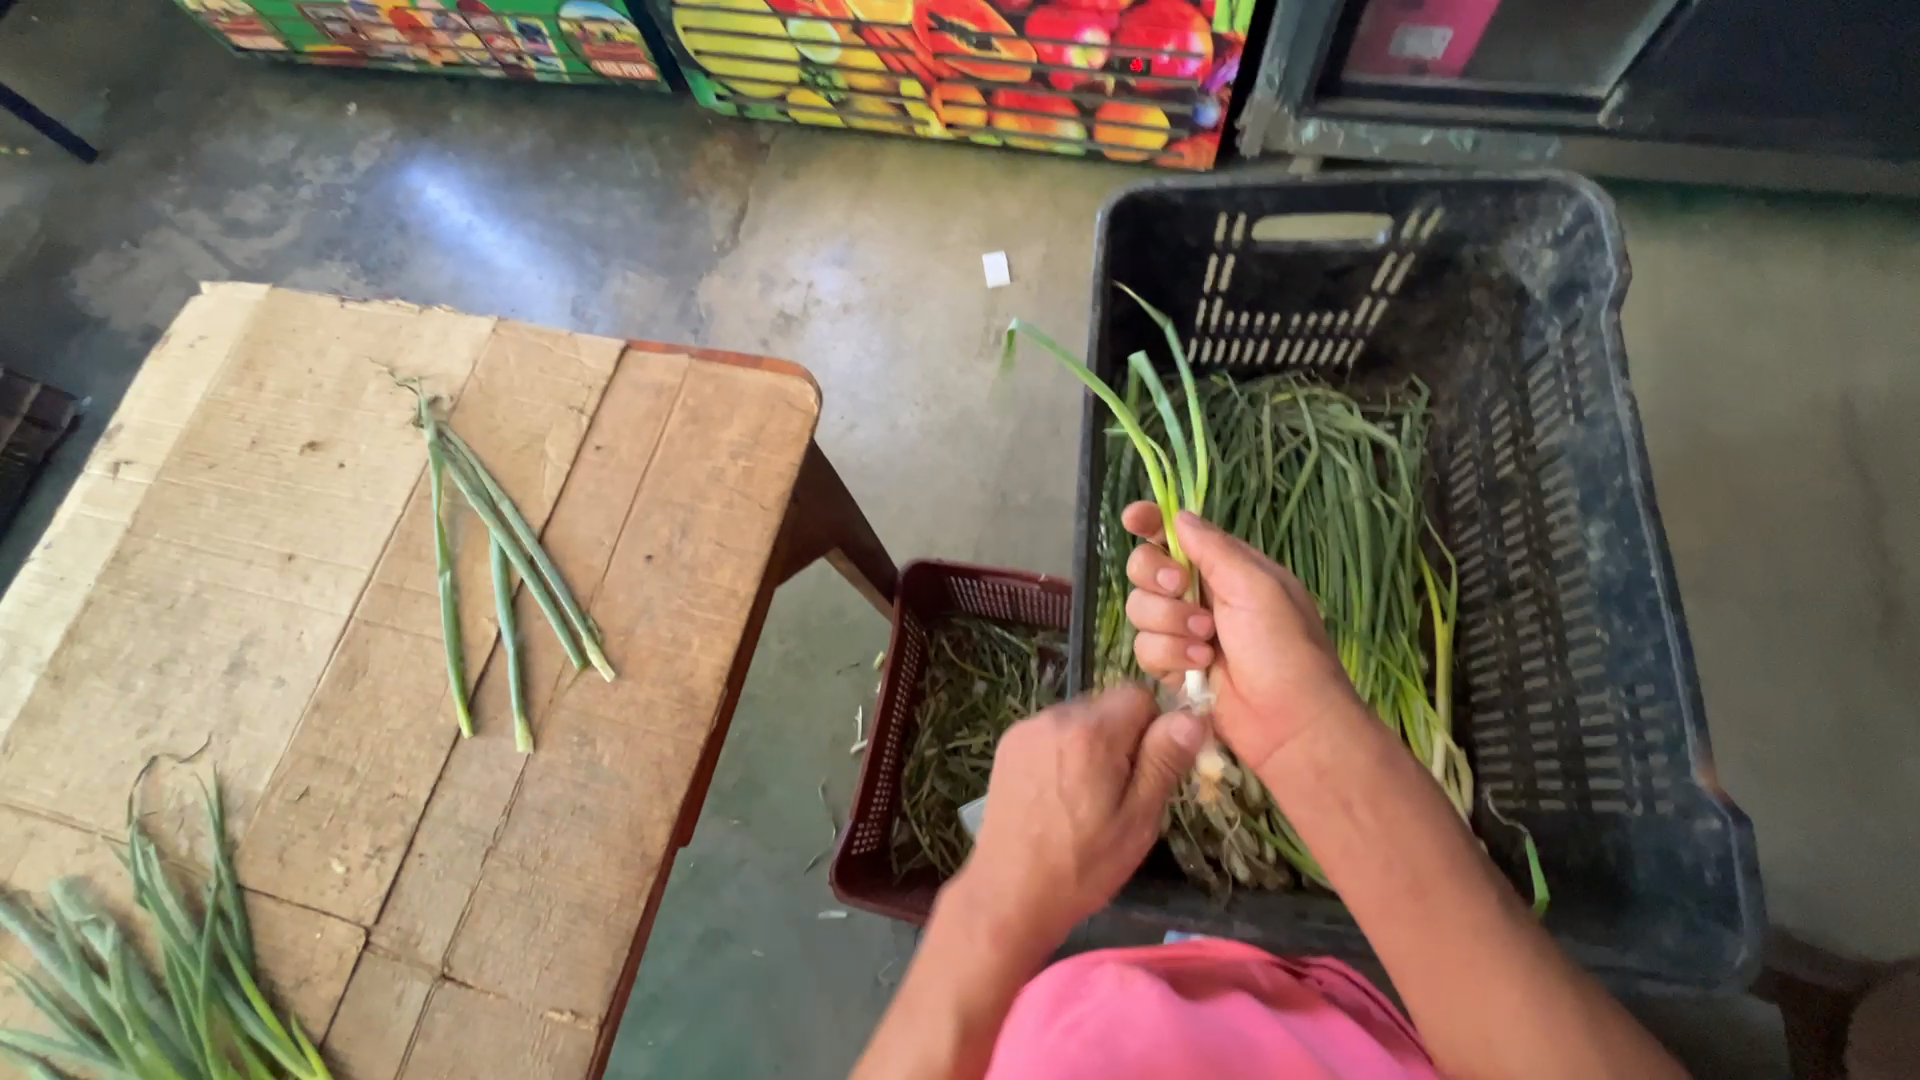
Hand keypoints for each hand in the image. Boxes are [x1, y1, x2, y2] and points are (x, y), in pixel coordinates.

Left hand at [947, 684, 1205, 951]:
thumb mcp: (1138, 819)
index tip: (1146, 771)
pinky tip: (1057, 794)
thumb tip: (1193, 716)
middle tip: (1117, 792)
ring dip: (1091, 744)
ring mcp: (1027, 727)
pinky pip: (1051, 732)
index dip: (1153, 729)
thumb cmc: (1082, 864)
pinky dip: (1063, 751)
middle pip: (1107, 705)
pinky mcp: (1008, 742)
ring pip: (1080, 718)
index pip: (1139, 695)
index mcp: (1092, 731)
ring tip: (1084, 797)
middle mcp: (1056, 716)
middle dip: (1121, 738)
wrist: (1009, 892)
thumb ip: (1164, 761)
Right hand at [1121, 503, 1359, 770]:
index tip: (1133, 519)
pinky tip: (1198, 666)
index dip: (1150, 522)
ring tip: (1205, 643)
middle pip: (1145, 568)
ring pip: (1139, 609)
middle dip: (1156, 578)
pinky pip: (1144, 647)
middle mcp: (1200, 593)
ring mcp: (1183, 630)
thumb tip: (1179, 517)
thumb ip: (1214, 549)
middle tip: (1179, 588)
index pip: (1176, 534)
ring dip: (1169, 623)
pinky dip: (1168, 655)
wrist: (1290, 721)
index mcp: (1225, 567)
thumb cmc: (1284, 646)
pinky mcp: (1172, 665)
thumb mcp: (1257, 587)